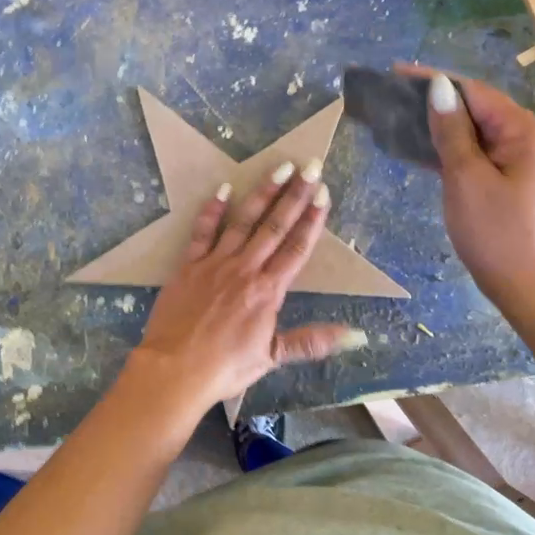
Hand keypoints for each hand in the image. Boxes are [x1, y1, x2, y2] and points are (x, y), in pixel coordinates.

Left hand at [128, 160, 368, 411]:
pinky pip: (202, 231)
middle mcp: (244, 269)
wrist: (175, 368)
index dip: (312, 220)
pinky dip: (213, 210)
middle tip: (310, 166)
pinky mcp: (188, 265)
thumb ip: (313, 341)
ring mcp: (214, 263)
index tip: (324, 193)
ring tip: (278, 167)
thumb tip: (359, 336)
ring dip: (262, 193)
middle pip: (274, 226)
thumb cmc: (225, 367)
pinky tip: (224, 189)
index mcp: (268, 291)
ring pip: (243, 221)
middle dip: (295, 195)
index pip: (296, 248)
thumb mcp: (273, 356)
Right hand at [396, 64, 534, 307]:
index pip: (474, 92)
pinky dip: (450, 150)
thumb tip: (437, 88)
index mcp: (527, 132)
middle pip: (476, 109)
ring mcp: (526, 161)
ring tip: (396, 120)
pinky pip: (479, 154)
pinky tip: (419, 149)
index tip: (394, 74)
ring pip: (475, 132)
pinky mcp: (516, 181)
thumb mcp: (466, 179)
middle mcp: (532, 139)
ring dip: (439, 127)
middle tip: (389, 98)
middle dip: (433, 102)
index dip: (433, 81)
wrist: (530, 289)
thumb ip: (450, 131)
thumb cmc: (497, 234)